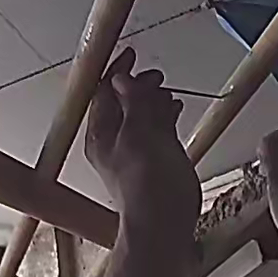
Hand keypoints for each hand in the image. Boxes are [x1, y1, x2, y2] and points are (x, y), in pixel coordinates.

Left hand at [86, 48, 199, 250]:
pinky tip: (176, 108)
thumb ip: (132, 104)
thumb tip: (121, 79)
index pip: (103, 94)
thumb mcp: (139, 134)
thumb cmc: (149, 182)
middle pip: (122, 103)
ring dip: (153, 100)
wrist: (164, 222)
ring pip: (140, 115)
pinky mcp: (153, 160)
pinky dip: (165, 116)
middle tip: (157, 77)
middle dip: (139, 86)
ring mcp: (134, 151)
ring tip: (168, 93)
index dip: (117, 72)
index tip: (132, 55)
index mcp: (101, 136)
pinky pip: (156, 130)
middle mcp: (114, 142)